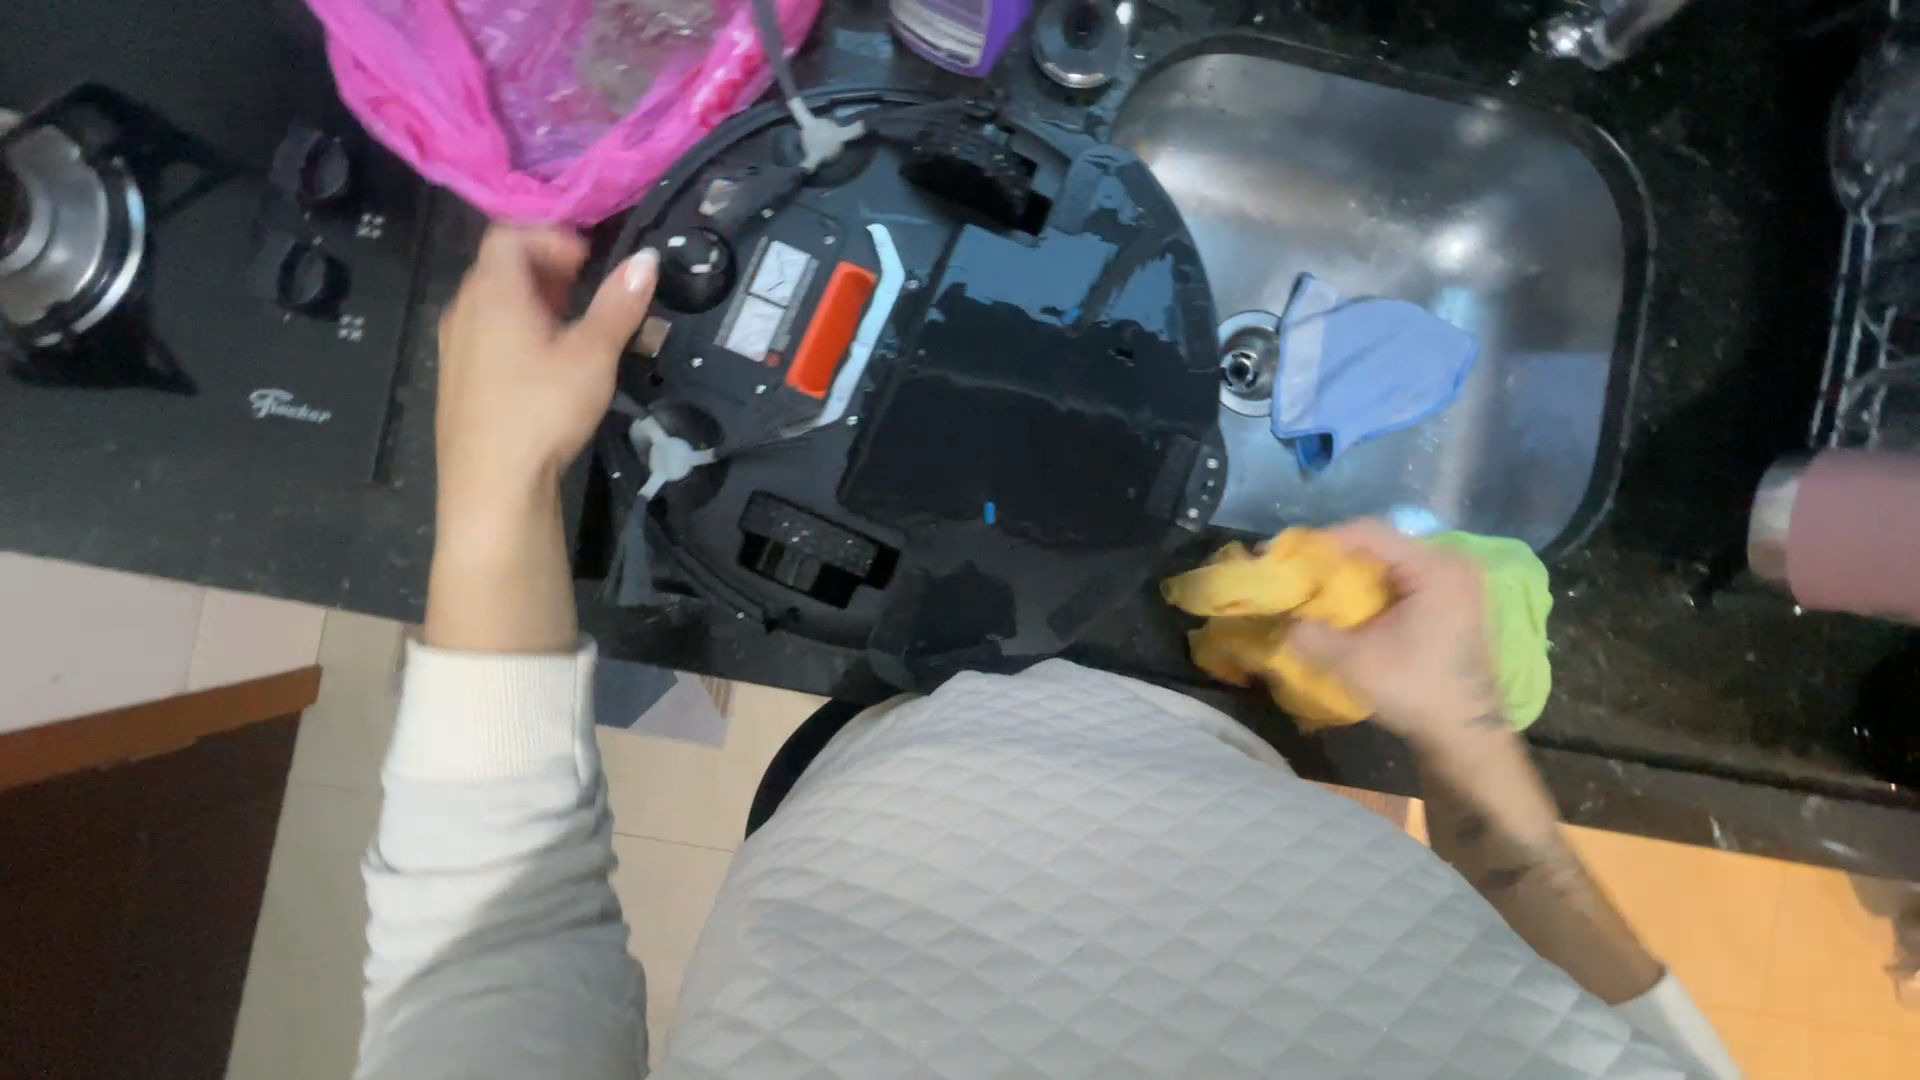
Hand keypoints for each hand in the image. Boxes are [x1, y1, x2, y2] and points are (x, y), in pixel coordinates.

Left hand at [435, 226, 657, 543]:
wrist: (493, 480)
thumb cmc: (544, 408)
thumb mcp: (593, 354)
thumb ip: (619, 305)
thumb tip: (646, 259)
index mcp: (493, 291)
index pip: (512, 233)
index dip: (554, 237)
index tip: (593, 260)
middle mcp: (464, 307)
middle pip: (502, 267)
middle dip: (550, 270)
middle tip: (593, 291)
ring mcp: (456, 343)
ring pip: (496, 303)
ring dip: (537, 302)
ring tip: (577, 328)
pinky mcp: (460, 376)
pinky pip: (489, 332)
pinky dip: (521, 329)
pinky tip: (548, 364)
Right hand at [1288, 519, 1502, 747]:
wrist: (1466, 733)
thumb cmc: (1417, 692)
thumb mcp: (1352, 663)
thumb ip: (1308, 633)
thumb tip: (1280, 615)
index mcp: (1435, 568)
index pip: (1367, 533)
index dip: (1320, 541)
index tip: (1283, 556)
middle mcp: (1450, 562)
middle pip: (1376, 542)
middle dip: (1330, 558)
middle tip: (1294, 572)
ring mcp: (1452, 579)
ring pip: (1384, 558)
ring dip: (1346, 571)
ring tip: (1312, 586)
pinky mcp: (1448, 596)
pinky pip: (1397, 574)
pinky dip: (1366, 583)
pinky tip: (1342, 602)